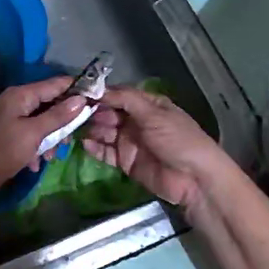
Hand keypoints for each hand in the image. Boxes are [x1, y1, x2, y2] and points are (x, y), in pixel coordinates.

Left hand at [0, 75, 87, 187]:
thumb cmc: (5, 151)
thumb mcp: (34, 133)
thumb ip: (58, 115)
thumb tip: (81, 99)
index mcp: (20, 95)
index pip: (54, 84)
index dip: (75, 89)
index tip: (95, 98)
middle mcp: (15, 100)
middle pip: (49, 103)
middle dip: (62, 121)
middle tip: (70, 139)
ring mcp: (11, 116)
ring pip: (42, 120)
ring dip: (50, 138)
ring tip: (51, 156)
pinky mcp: (9, 131)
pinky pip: (32, 132)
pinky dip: (38, 145)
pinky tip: (37, 162)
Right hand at [80, 87, 235, 211]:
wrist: (194, 179)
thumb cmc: (178, 140)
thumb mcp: (154, 114)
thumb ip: (126, 100)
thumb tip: (100, 89)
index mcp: (147, 105)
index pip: (119, 95)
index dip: (100, 94)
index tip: (79, 94)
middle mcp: (137, 120)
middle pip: (109, 113)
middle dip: (93, 112)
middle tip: (74, 113)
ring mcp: (130, 141)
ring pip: (105, 131)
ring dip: (92, 129)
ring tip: (76, 128)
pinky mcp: (126, 161)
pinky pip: (106, 152)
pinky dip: (95, 148)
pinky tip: (85, 144)